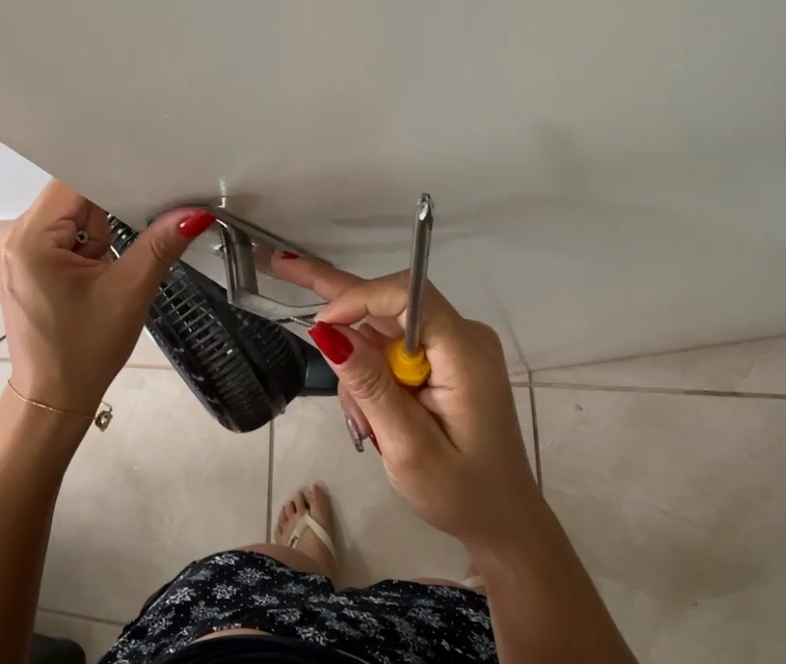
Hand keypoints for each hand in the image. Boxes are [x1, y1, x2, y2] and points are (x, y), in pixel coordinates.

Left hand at [0, 180, 215, 413]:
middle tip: (136, 230)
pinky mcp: (23, 264)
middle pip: (70, 197)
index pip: (74, 182)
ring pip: (68, 216)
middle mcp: (12, 236)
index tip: (148, 179)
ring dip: (95, 232)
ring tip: (112, 263)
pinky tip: (100, 267)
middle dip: (106, 212)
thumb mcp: (129, 292)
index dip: (112, 178)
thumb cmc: (85, 350)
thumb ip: (160, 244)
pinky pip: (59, 235)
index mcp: (29, 238)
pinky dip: (84, 244)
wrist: (54, 398)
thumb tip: (196, 213)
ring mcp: (14, 250)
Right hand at [273, 253, 537, 547]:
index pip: (405, 295)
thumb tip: (328, 332)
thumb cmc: (461, 493)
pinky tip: (370, 418)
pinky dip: (372, 378)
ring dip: (359, 370)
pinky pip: (394, 351)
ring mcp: (454, 349)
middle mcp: (461, 337)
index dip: (357, 299)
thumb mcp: (408, 447)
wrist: (504, 522)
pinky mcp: (445, 362)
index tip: (319, 327)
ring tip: (362, 426)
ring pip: (383, 332)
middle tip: (281, 264)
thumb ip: (369, 386)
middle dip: (337, 300)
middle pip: (389, 303)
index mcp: (463, 353)